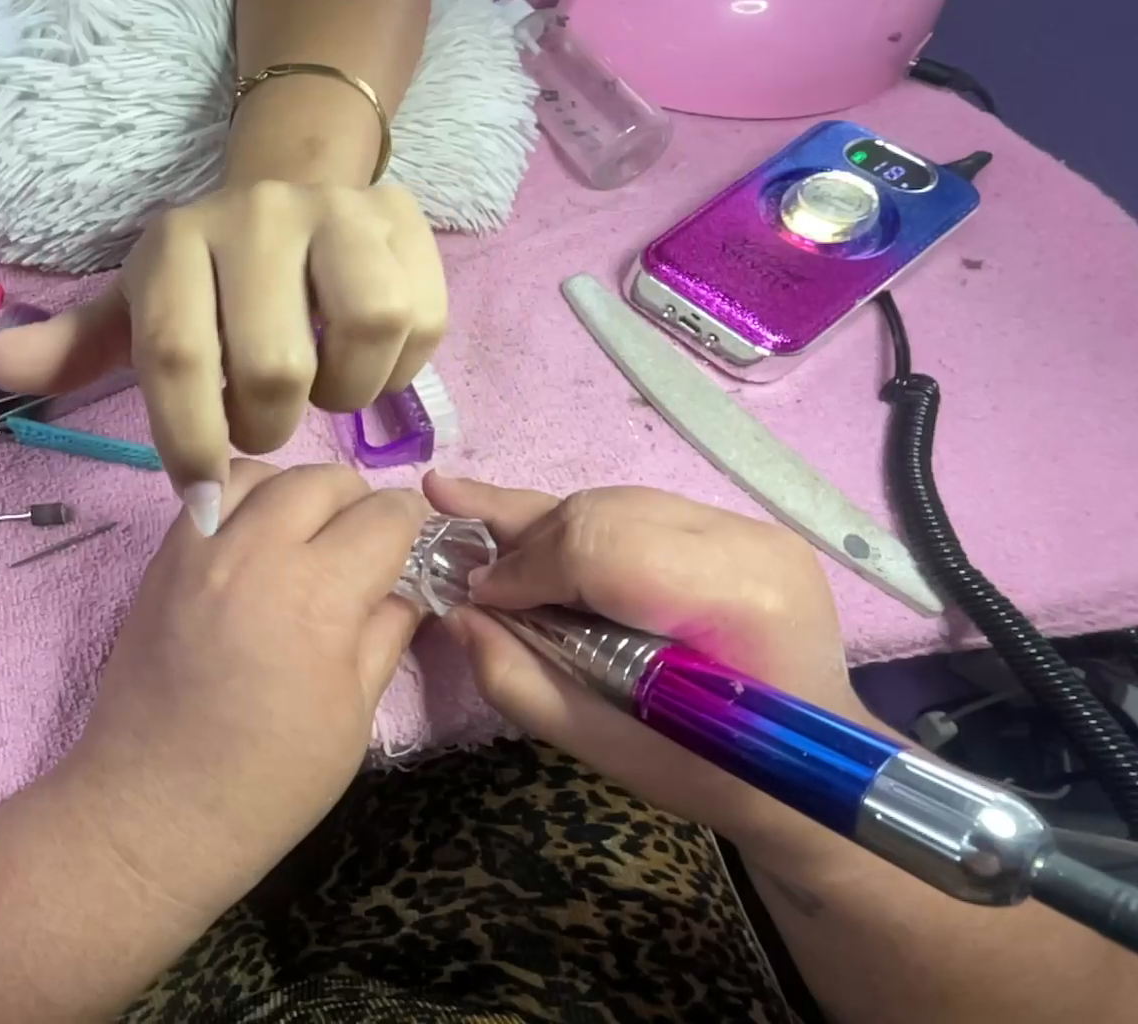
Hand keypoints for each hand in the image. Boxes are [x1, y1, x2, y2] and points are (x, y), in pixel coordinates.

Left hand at [0, 182, 447, 536]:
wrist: (287, 187)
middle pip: (275, 369)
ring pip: (361, 341)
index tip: (204, 498)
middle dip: (269, 424)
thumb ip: (65, 349)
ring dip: (342, 393)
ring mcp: (336, 211)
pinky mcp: (403, 218)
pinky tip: (362, 357)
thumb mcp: (130, 312)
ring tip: (319, 385)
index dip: (190, 446)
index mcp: (173, 246)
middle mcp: (253, 215)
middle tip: (262, 418)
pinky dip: (396, 365)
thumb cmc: (201, 277)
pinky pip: (419, 322)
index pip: (175, 362)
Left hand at [57, 459, 428, 913]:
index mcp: (317, 595)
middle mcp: (256, 552)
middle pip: (325, 480)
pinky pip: (208, 496)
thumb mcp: (352, 715)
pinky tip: (252, 539)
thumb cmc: (267, 781)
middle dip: (359, 502)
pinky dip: (242, 499)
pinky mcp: (163, 558)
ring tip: (305, 532)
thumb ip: (385, 633)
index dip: (411, 524)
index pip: (384, 517)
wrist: (154, 804)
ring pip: (263, 474)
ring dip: (297, 491)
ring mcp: (200, 549)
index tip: (414, 542)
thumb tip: (405, 587)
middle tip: (364, 543)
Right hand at [422, 474, 888, 850]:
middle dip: (521, 543)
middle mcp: (744, 542)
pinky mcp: (728, 525)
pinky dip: (564, 523)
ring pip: (603, 502)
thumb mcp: (604, 747)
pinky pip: (622, 509)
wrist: (816, 765)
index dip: (524, 570)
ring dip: (534, 525)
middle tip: (465, 570)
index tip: (473, 599)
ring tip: (466, 521)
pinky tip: (507, 512)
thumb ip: (520, 681)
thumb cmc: (713, 770)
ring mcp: (743, 526)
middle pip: (596, 514)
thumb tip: (457, 614)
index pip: (602, 550)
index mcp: (734, 598)